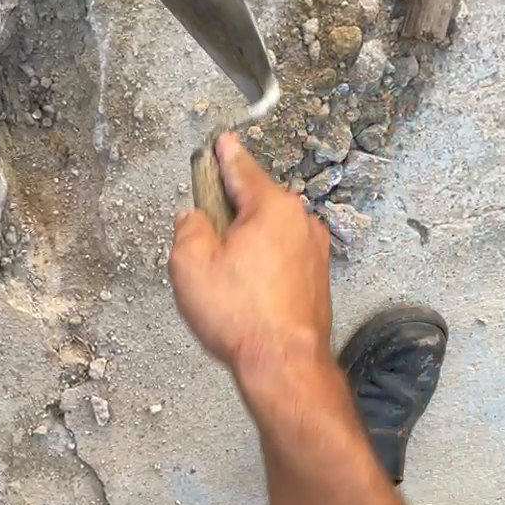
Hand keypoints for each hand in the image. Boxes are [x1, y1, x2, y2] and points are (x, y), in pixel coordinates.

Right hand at [170, 132, 334, 382]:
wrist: (283, 362)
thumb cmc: (241, 315)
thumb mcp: (190, 264)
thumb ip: (188, 229)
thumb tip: (194, 219)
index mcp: (272, 208)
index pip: (243, 170)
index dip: (225, 155)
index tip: (222, 141)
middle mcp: (300, 223)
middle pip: (255, 205)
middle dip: (229, 217)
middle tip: (204, 241)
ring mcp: (314, 253)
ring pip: (268, 236)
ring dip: (245, 247)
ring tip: (223, 281)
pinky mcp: (316, 280)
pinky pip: (281, 260)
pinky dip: (261, 269)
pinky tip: (244, 294)